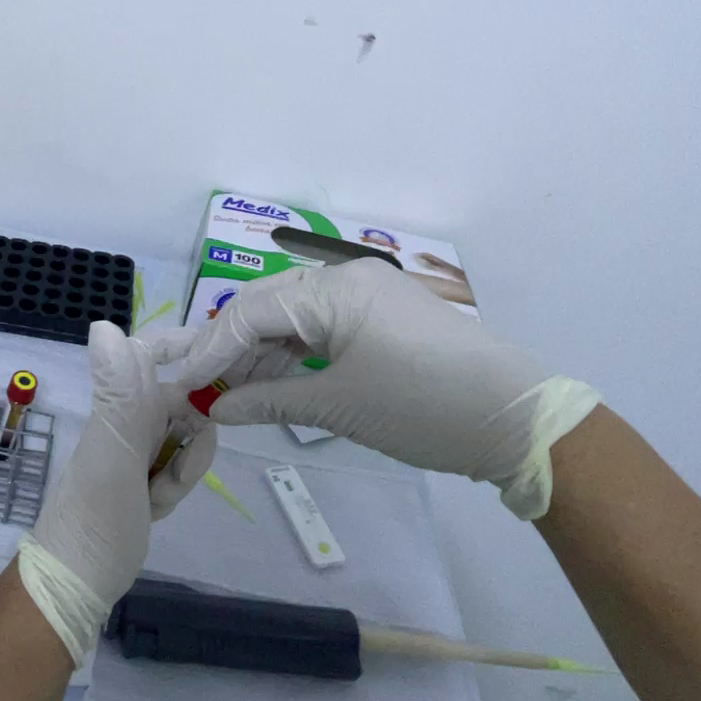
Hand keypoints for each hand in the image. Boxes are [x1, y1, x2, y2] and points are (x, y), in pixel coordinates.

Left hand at [17, 321, 207, 665]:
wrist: (76, 583)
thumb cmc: (97, 519)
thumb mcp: (114, 455)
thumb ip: (119, 394)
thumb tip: (102, 323)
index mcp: (120, 404)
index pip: (154, 353)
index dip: (188, 350)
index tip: (227, 371)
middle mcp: (126, 417)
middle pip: (183, 402)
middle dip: (192, 437)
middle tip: (169, 474)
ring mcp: (133, 448)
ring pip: (184, 438)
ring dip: (182, 468)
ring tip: (154, 499)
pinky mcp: (141, 478)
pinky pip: (176, 469)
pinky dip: (174, 488)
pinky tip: (153, 510)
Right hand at [173, 260, 599, 518]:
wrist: (518, 422)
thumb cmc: (421, 407)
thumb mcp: (337, 406)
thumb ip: (268, 401)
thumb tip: (217, 408)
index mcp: (334, 289)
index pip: (251, 312)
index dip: (211, 349)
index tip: (181, 382)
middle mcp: (347, 279)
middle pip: (267, 306)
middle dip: (230, 346)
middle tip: (199, 383)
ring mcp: (368, 294)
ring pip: (293, 316)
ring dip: (260, 352)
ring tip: (230, 388)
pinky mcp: (383, 316)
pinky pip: (322, 326)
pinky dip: (293, 353)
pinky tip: (271, 380)